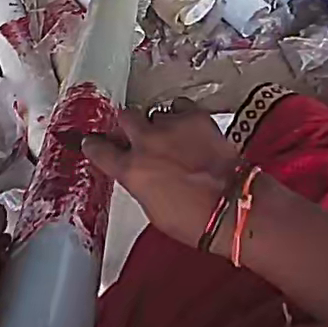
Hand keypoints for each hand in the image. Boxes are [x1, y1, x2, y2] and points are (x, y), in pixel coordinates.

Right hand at [81, 98, 240, 248]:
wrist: (233, 207)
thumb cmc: (193, 220)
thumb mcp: (152, 209)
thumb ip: (139, 183)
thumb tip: (138, 174)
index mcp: (131, 169)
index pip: (99, 149)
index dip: (94, 145)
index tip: (93, 143)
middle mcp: (145, 142)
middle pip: (125, 118)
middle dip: (128, 125)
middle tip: (137, 135)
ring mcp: (170, 126)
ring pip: (154, 113)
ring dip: (158, 124)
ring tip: (172, 137)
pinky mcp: (195, 117)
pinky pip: (179, 106)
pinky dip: (181, 115)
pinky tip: (188, 127)